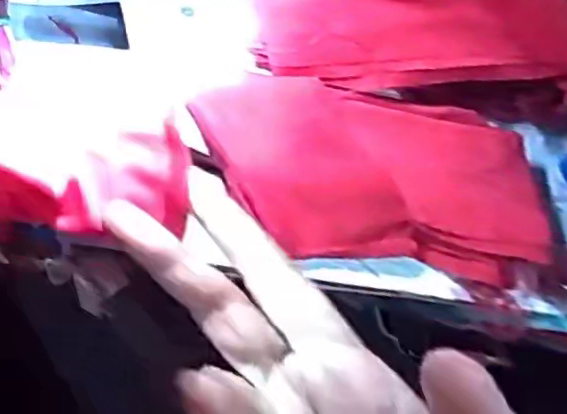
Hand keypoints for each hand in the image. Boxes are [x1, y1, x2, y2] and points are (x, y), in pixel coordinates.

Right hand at [106, 170, 514, 413]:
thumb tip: (452, 361)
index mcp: (343, 367)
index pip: (275, 281)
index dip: (232, 228)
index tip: (187, 176)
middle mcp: (290, 377)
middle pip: (216, 302)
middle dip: (166, 252)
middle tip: (113, 205)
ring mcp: (259, 404)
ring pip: (203, 355)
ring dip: (179, 338)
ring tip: (148, 318)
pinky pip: (212, 402)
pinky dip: (207, 398)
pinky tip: (191, 385)